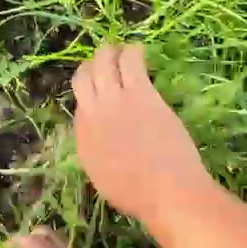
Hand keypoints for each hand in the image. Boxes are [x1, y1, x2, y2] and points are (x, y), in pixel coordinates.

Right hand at [72, 44, 213, 223]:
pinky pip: (130, 61)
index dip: (91, 100)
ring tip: (121, 51)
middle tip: (106, 64)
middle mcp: (92, 116)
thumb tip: (105, 145)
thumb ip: (100, 156)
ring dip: (110, 53)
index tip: (103, 97)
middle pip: (82, 79)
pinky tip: (139, 51)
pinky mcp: (140, 93)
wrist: (166, 192)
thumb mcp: (105, 181)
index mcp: (83, 140)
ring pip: (101, 62)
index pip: (80, 108)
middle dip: (92, 68)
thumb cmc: (141, 196)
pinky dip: (132, 52)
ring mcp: (114, 102)